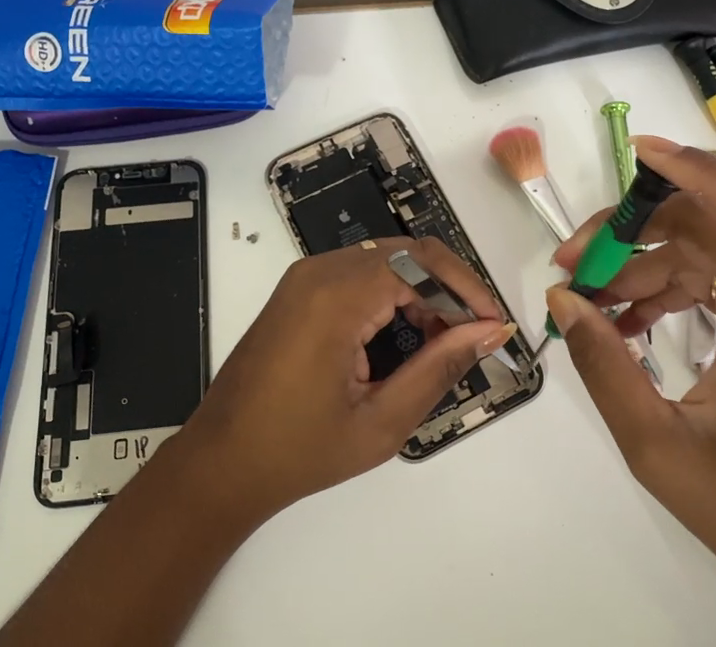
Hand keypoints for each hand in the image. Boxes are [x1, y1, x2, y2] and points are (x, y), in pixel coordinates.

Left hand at [172, 237, 514, 520]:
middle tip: (473, 337)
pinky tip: (405, 337)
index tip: (494, 327)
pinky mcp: (297, 292)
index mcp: (335, 297)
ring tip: (442, 342)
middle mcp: (317, 272)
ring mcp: (302, 279)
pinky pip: (357, 274)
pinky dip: (391, 294)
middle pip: (404, 253)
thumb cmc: (299, 451)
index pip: (420, 262)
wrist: (221, 462)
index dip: (466, 288)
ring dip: (421, 291)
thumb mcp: (381, 420)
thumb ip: (439, 367)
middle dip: (447, 288)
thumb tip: (488, 331)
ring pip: (382, 260)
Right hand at [549, 137, 715, 644]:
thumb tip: (563, 301)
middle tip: (575, 255)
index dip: (710, 175)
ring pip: (712, 258)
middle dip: (641, 230)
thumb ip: (604, 364)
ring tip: (587, 296)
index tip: (646, 155)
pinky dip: (669, 293)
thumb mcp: (654, 443)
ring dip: (645, 265)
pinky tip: (624, 321)